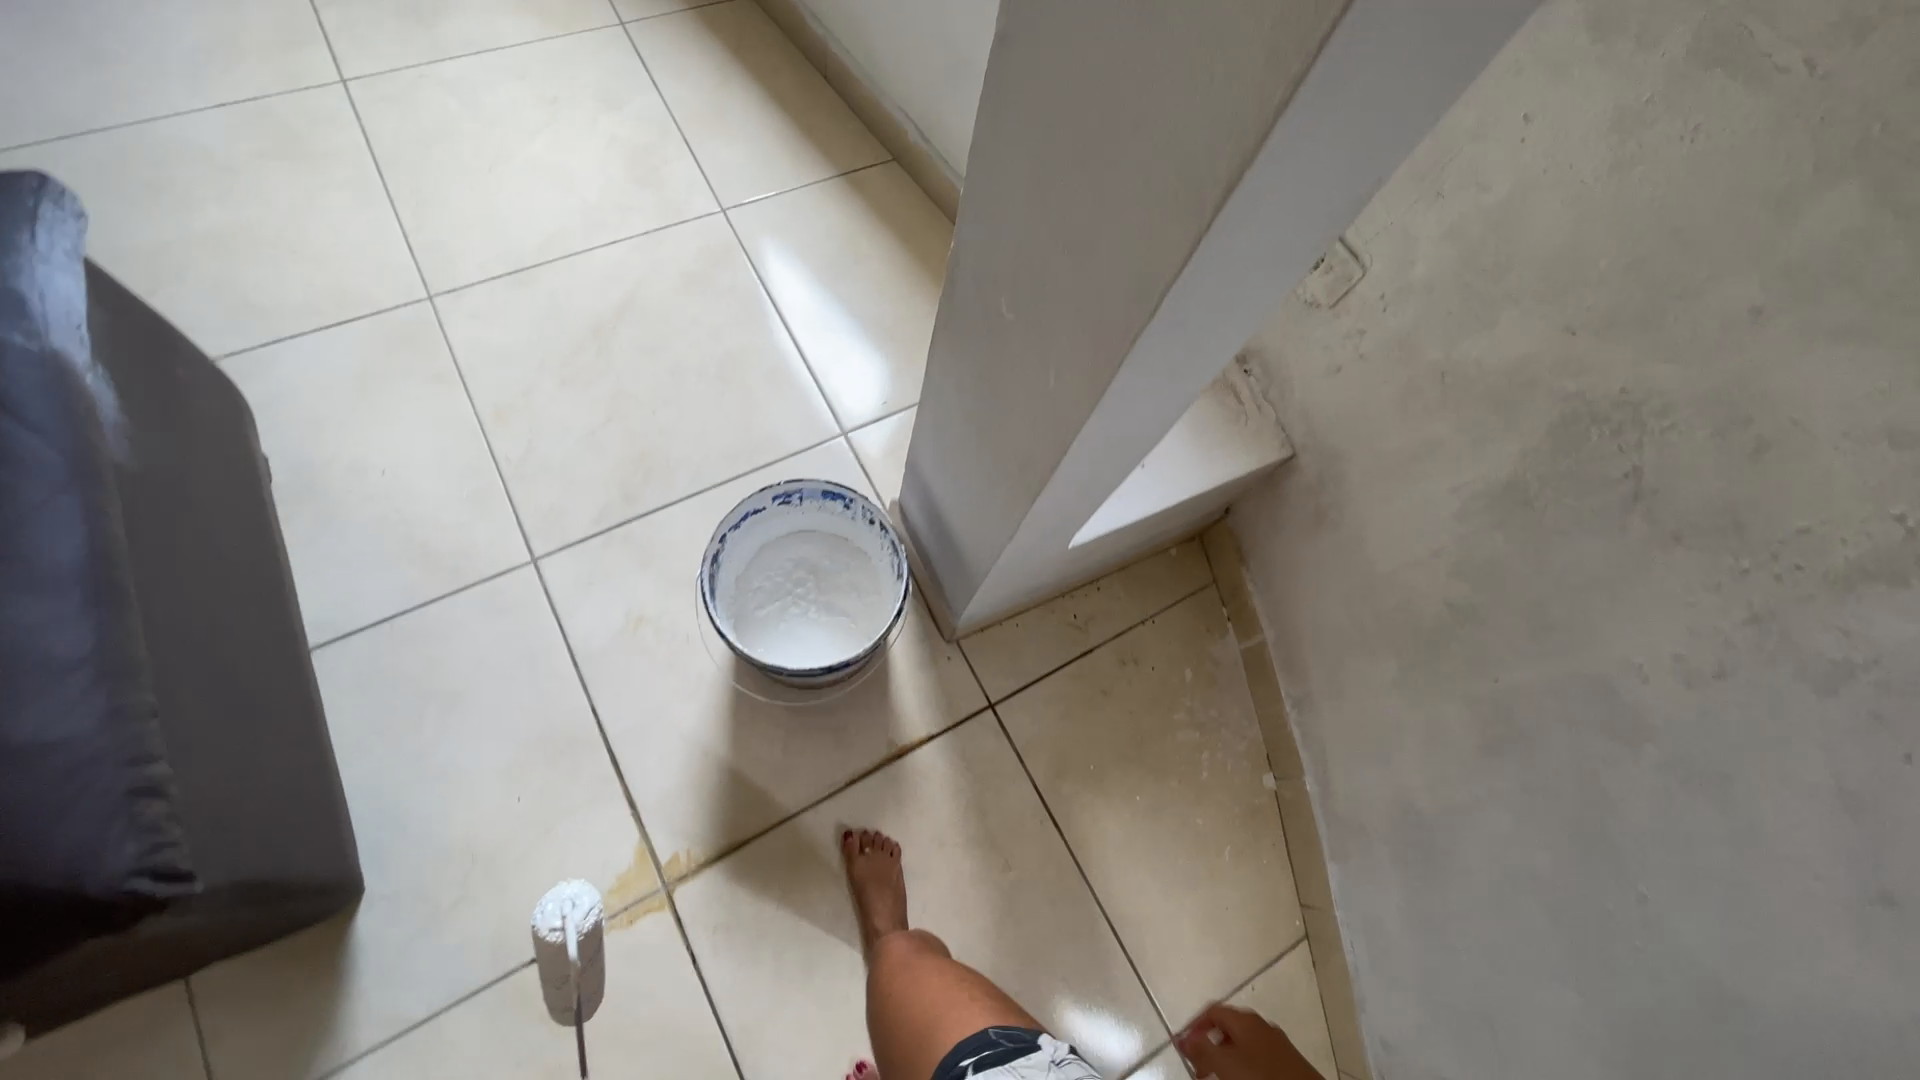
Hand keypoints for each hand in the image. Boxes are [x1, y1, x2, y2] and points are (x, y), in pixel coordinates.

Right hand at [1175, 1003, 1319, 1079]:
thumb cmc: (1261, 1077)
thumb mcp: (1224, 1063)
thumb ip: (1201, 1048)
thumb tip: (1182, 1036)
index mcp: (1245, 1019)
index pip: (1212, 1010)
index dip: (1194, 1025)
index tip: (1183, 1045)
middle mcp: (1261, 1025)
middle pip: (1228, 1027)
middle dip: (1209, 1045)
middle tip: (1199, 1066)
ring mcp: (1277, 1043)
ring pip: (1243, 1045)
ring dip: (1226, 1057)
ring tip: (1218, 1076)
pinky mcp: (1288, 1062)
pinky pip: (1257, 1057)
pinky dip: (1244, 1066)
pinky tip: (1242, 1078)